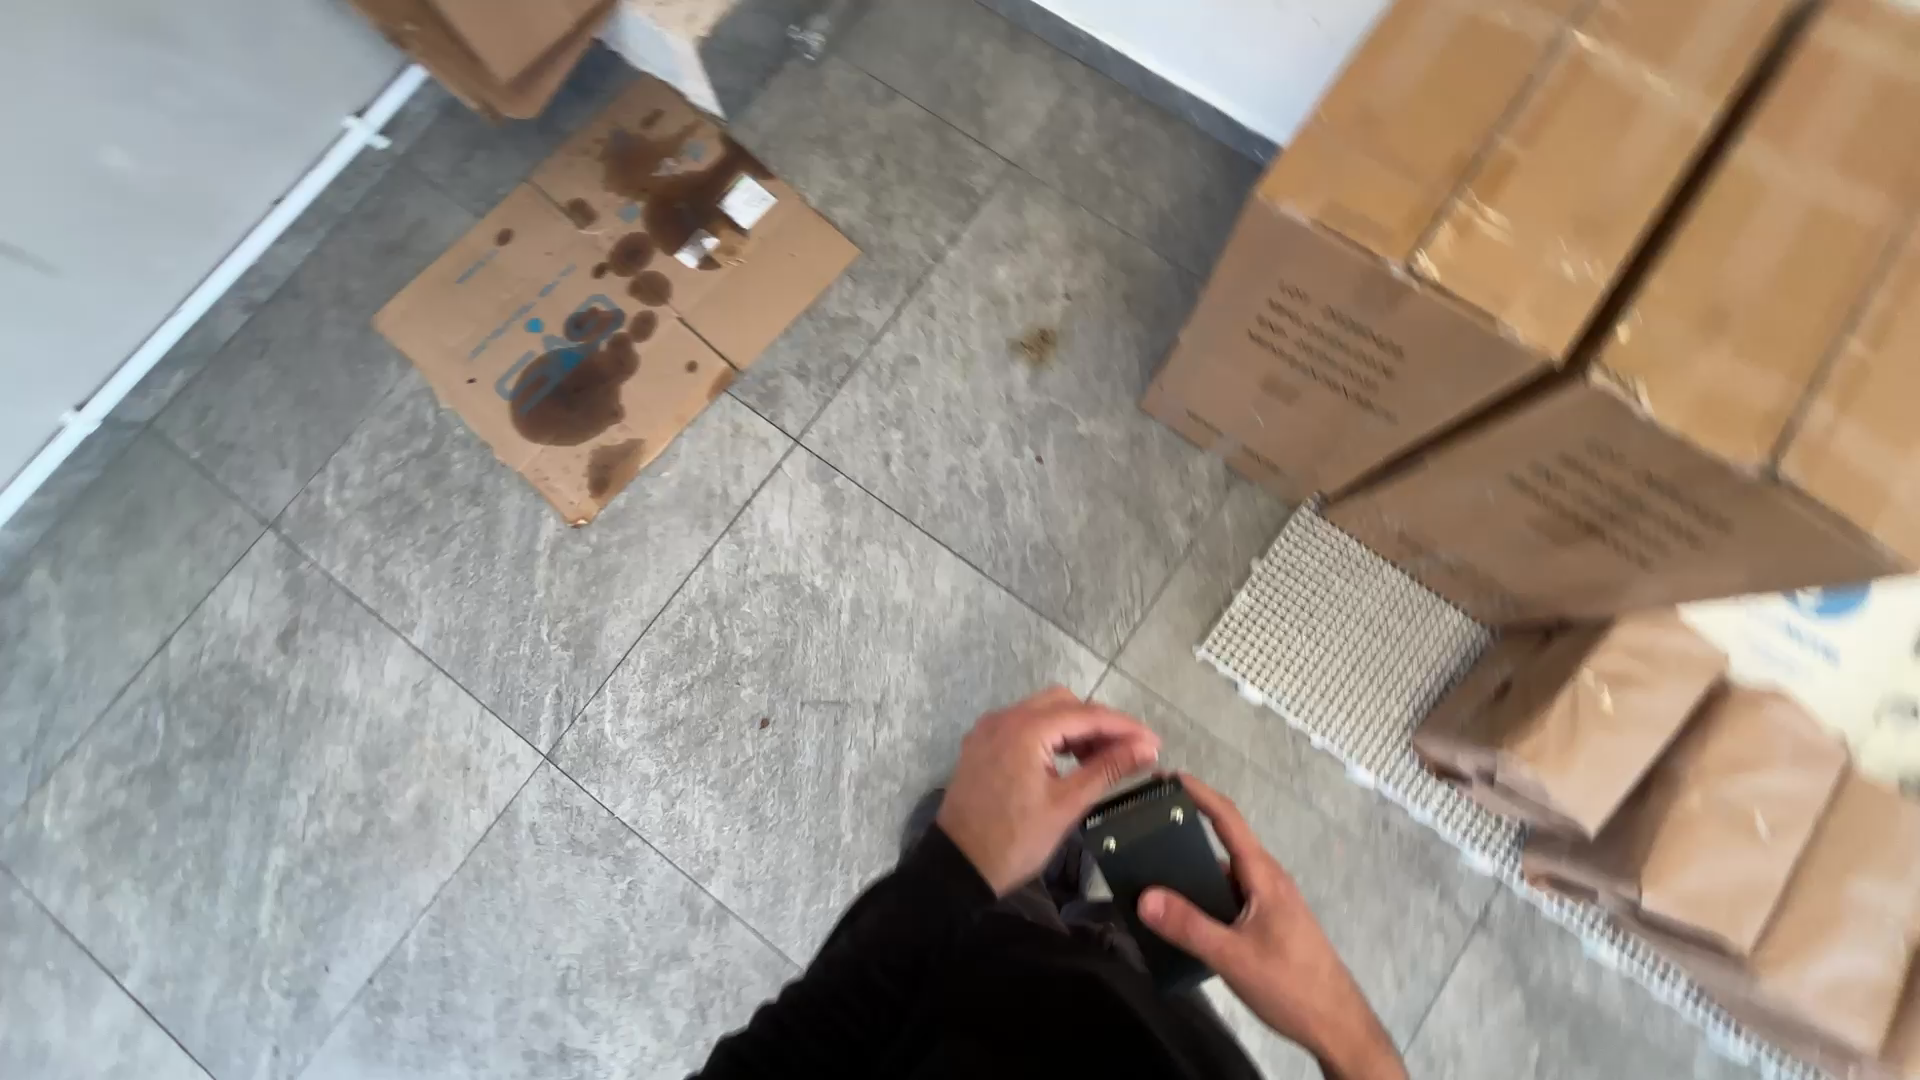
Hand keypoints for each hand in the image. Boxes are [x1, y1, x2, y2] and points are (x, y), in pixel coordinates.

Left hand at [936, 686, 1159, 895]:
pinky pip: (1023, 726)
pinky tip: (1067, 761)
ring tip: (1102, 759)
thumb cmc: (1015, 840)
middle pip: (1062, 703)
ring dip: (1074, 729)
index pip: (1085, 714)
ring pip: (1042, 712)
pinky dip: (1049, 736)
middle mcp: (1004, 717)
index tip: (1154, 742)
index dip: (1124, 726)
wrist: (957, 867)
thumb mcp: (1067, 805)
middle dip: (1098, 723)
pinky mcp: (981, 744)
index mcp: (1025, 729)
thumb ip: (1107, 769)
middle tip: (1127, 751)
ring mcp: (989, 729)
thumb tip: (1146, 748)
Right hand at [1139, 775, 1405, 1079]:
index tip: (1165, 776)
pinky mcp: (1266, 922)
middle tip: (1142, 827)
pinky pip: (1226, 893)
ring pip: (1222, 870)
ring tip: (1149, 870)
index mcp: (1261, 874)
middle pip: (1221, 839)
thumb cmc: (1293, 985)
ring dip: (1189, 866)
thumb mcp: (1234, 958)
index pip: (1227, 818)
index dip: (1197, 792)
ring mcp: (1267, 900)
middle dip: (1183, 827)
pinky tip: (1179, 912)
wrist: (1340, 1029)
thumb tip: (1144, 897)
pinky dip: (1201, 892)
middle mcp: (1265, 878)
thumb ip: (1189, 926)